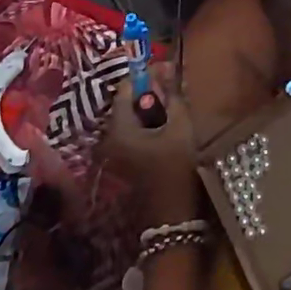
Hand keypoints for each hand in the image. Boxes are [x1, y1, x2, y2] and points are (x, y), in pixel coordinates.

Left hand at [103, 62, 200, 225]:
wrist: (173, 219)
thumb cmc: (176, 168)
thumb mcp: (180, 127)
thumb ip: (172, 97)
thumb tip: (167, 72)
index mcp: (118, 128)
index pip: (127, 87)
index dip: (148, 75)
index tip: (169, 70)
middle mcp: (110, 138)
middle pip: (130, 102)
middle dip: (152, 91)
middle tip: (176, 86)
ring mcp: (117, 152)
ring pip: (135, 118)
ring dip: (154, 108)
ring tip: (177, 103)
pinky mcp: (127, 162)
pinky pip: (137, 132)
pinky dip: (152, 123)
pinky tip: (171, 124)